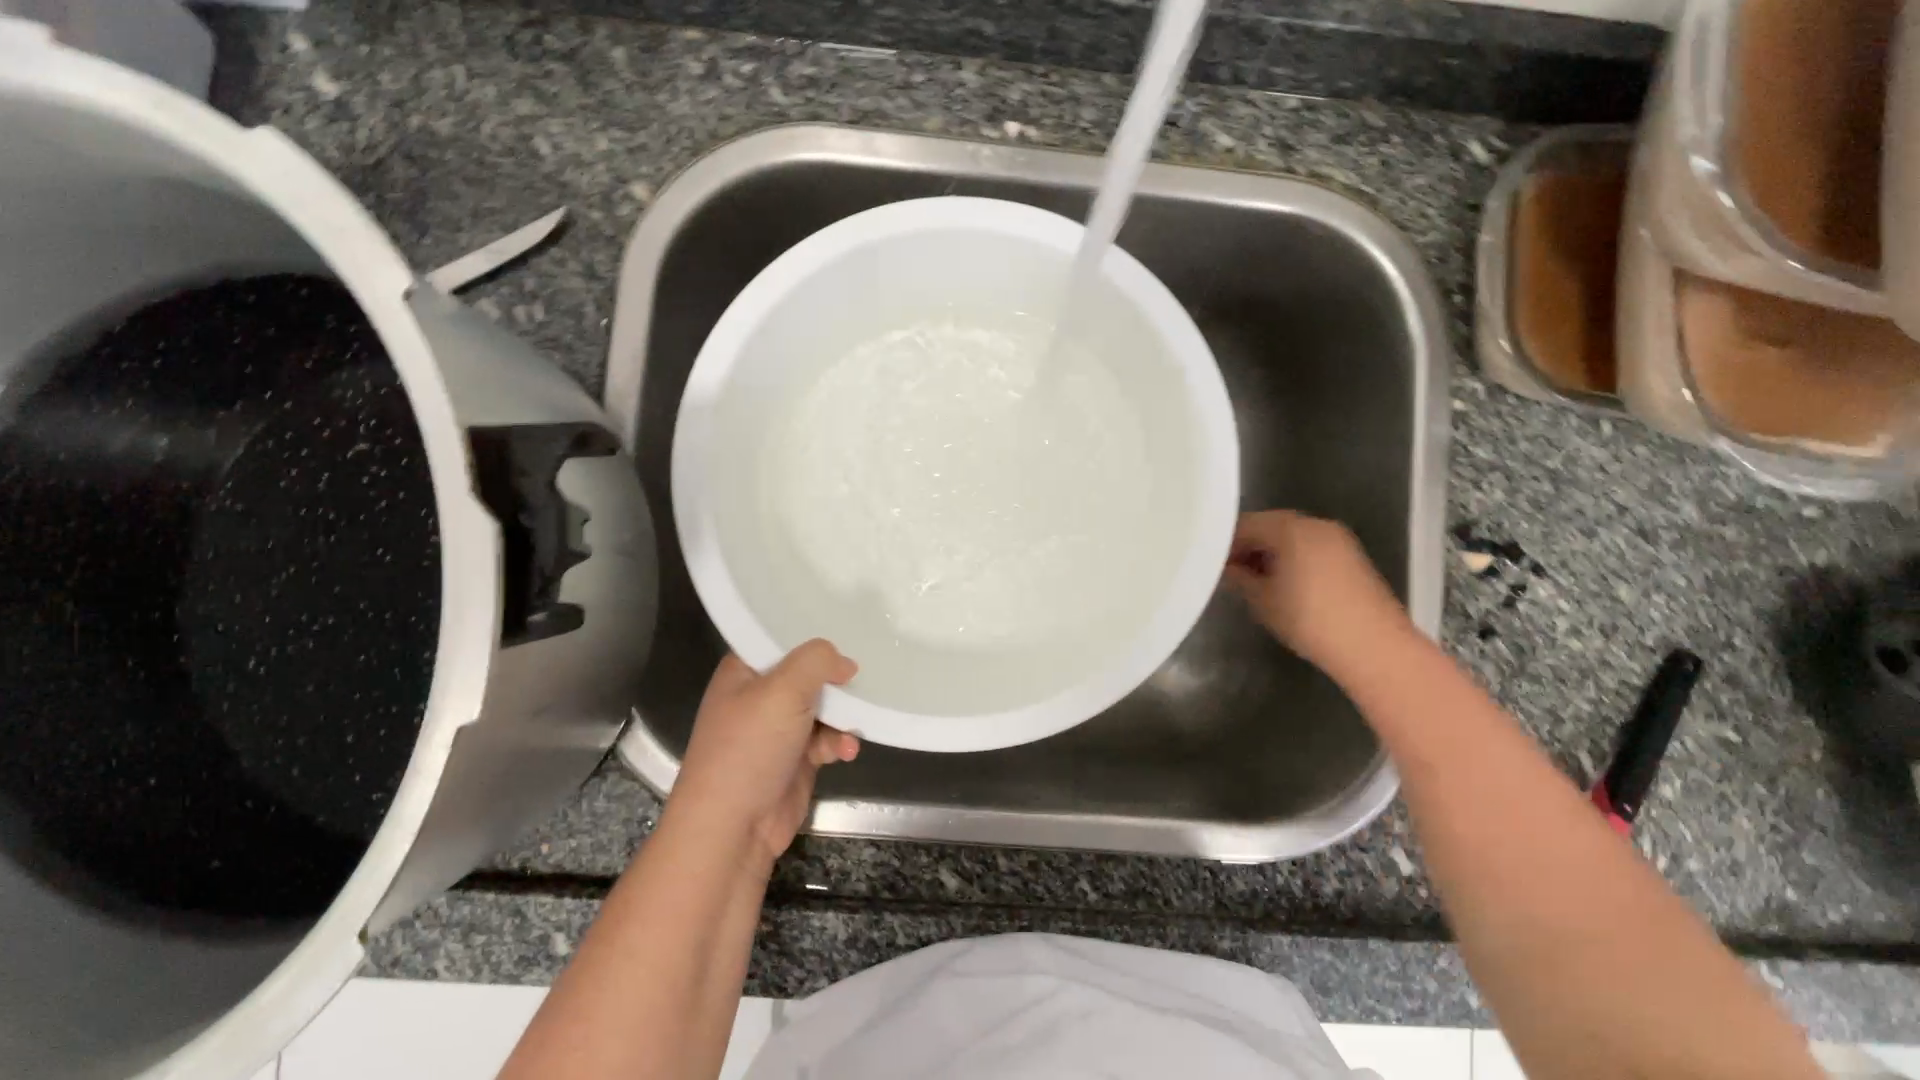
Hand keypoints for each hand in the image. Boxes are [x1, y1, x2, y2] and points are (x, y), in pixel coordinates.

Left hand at [667, 640, 860, 865]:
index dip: (812, 638)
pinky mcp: (794, 760)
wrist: (732, 828)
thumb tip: (844, 664)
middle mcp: (758, 696)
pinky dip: (838, 744)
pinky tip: (846, 752)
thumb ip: (817, 661)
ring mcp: (776, 730)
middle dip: (835, 682)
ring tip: (850, 732)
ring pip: (823, 708)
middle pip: (808, 674)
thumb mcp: (783, 691)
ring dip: (843, 718)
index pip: (780, 639)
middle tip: (858, 684)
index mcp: (744, 671)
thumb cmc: (749, 749)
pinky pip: (825, 740)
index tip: (848, 635)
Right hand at [1224, 510, 1413, 678]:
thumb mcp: (1263, 601)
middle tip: (1229, 572)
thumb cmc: (1309, 620)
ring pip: (1292, 537)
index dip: (1225, 543)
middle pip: (1271, 526)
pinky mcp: (1351, 558)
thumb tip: (1228, 568)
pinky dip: (1292, 559)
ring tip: (1254, 582)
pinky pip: (1311, 548)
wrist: (1374, 646)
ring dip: (1270, 553)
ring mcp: (1338, 540)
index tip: (1211, 563)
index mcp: (1291, 528)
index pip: (1246, 524)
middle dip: (1248, 546)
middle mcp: (1316, 525)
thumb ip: (1240, 578)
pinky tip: (1284, 585)